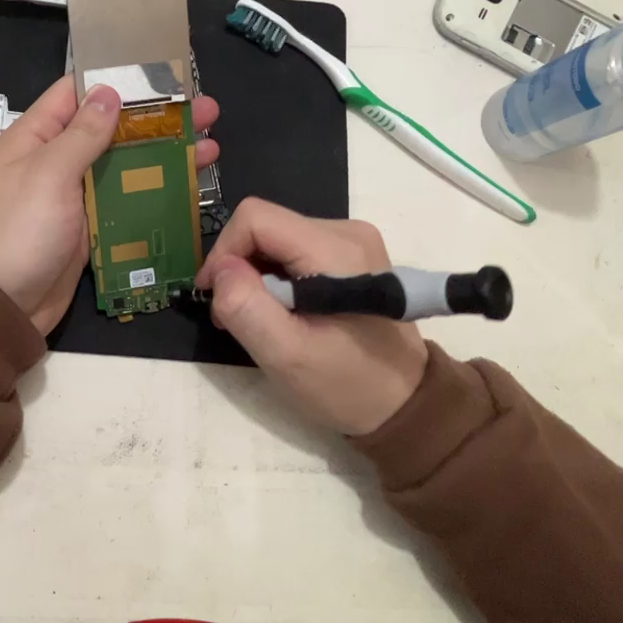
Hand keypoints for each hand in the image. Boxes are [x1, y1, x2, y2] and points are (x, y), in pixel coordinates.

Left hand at [0, 77, 218, 334]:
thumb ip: (81, 135)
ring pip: (125, 164)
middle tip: (206, 109)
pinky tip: (189, 182)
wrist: (3, 304)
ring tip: (211, 144)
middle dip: (157, 117)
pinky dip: (155, 189)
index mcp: (36, 137)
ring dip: (165, 152)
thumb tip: (108, 93)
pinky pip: (127, 199)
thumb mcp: (47, 175)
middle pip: (111, 128)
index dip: (119, 80)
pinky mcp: (91, 225)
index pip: (77, 93)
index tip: (163, 72)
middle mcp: (56, 160)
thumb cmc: (18, 232)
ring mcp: (75, 194)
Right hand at [196, 199, 428, 435]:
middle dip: (239, 267)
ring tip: (259, 320)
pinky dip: (276, 278)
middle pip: (266, 226)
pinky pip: (294, 250)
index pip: (256, 218)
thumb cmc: (348, 385)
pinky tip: (282, 312)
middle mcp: (347, 232)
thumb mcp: (287, 356)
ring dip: (256, 275)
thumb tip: (221, 269)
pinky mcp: (351, 254)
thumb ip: (247, 308)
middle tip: (236, 318)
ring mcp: (352, 241)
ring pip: (276, 238)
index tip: (214, 295)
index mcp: (336, 250)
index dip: (224, 252)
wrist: (408, 404)